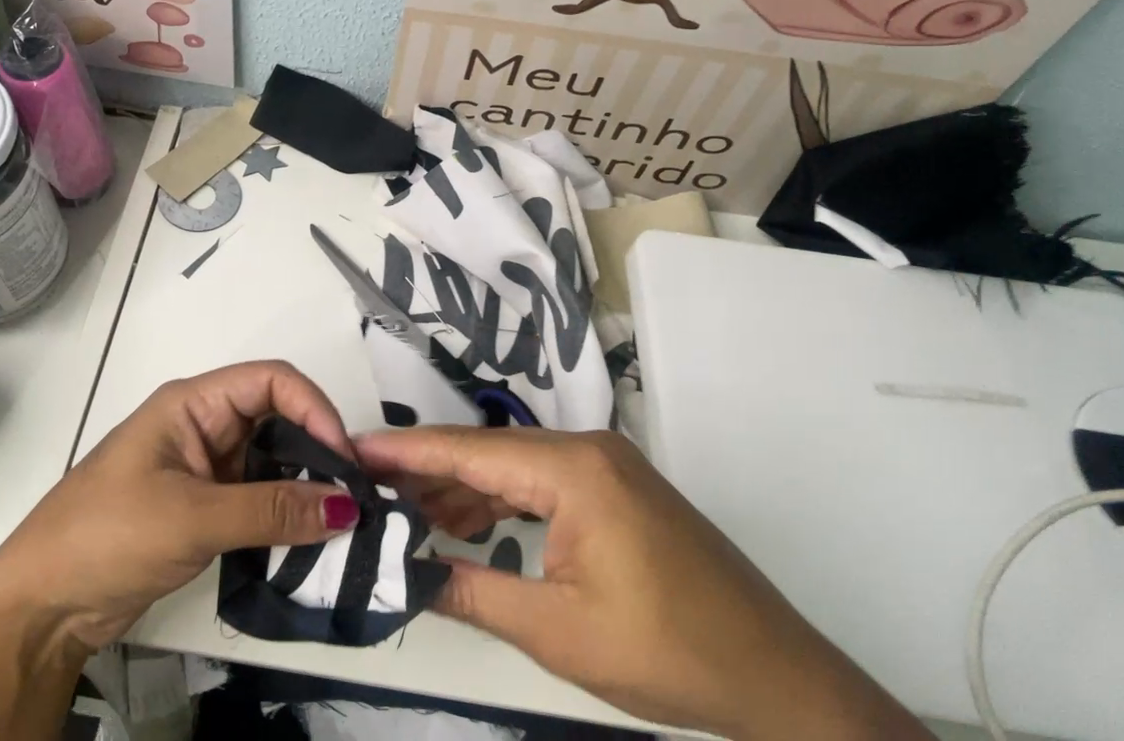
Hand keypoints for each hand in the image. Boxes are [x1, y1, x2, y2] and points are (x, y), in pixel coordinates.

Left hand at [0, 361, 361, 652]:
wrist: (43, 603)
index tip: (344, 460)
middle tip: (353, 496)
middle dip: (316, 449)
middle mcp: (201, 426)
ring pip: (270, 461)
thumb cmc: (108, 536)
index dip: (313, 409)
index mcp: (191, 404)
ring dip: (303, 486)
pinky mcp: (201, 508)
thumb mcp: (194, 518)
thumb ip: (273, 510)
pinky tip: (307, 539)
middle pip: (276, 418)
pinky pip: (256, 498)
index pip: (271, 382)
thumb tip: (348, 507)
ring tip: (340, 523)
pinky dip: (283, 513)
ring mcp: (201, 469)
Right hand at [357, 428, 930, 740]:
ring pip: (512, 469)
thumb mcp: (554, 629)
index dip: (403, 452)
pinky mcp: (616, 492)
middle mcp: (587, 451)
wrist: (775, 675)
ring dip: (461, 494)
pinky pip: (541, 486)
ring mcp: (606, 468)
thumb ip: (468, 589)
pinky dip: (500, 505)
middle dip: (425, 475)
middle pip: (486, 455)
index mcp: (572, 470)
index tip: (348, 449)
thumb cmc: (665, 650)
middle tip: (365, 493)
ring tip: (403, 518)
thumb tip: (400, 571)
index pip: (466, 451)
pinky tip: (464, 528)